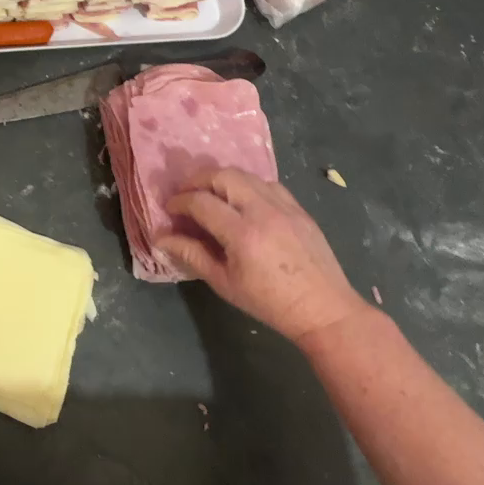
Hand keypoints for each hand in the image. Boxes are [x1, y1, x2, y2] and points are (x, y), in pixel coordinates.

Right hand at [157, 169, 369, 345]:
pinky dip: (249, 186)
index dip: (180, 202)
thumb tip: (161, 238)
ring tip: (212, 196)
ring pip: (246, 175)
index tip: (170, 209)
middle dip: (198, 180)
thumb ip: (191, 254)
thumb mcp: (223, 282)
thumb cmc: (268, 302)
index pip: (201, 202)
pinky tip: (243, 203)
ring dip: (223, 181)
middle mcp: (263, 211)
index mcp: (242, 233)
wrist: (323, 309)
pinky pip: (269, 184)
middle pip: (223, 176)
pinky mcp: (299, 209)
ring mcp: (285, 207)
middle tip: (187, 195)